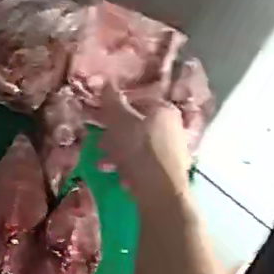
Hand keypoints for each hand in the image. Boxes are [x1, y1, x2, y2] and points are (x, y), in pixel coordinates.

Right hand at [96, 80, 191, 211]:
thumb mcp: (121, 122)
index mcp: (163, 109)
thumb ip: (112, 102)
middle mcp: (173, 125)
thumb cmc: (139, 150)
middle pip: (136, 126)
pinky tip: (122, 177)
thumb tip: (106, 83)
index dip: (114, 112)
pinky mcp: (170, 170)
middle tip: (100, 146)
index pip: (135, 102)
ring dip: (118, 154)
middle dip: (114, 137)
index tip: (99, 123)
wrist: (160, 190)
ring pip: (139, 146)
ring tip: (105, 165)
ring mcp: (174, 149)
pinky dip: (131, 168)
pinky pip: (145, 164)